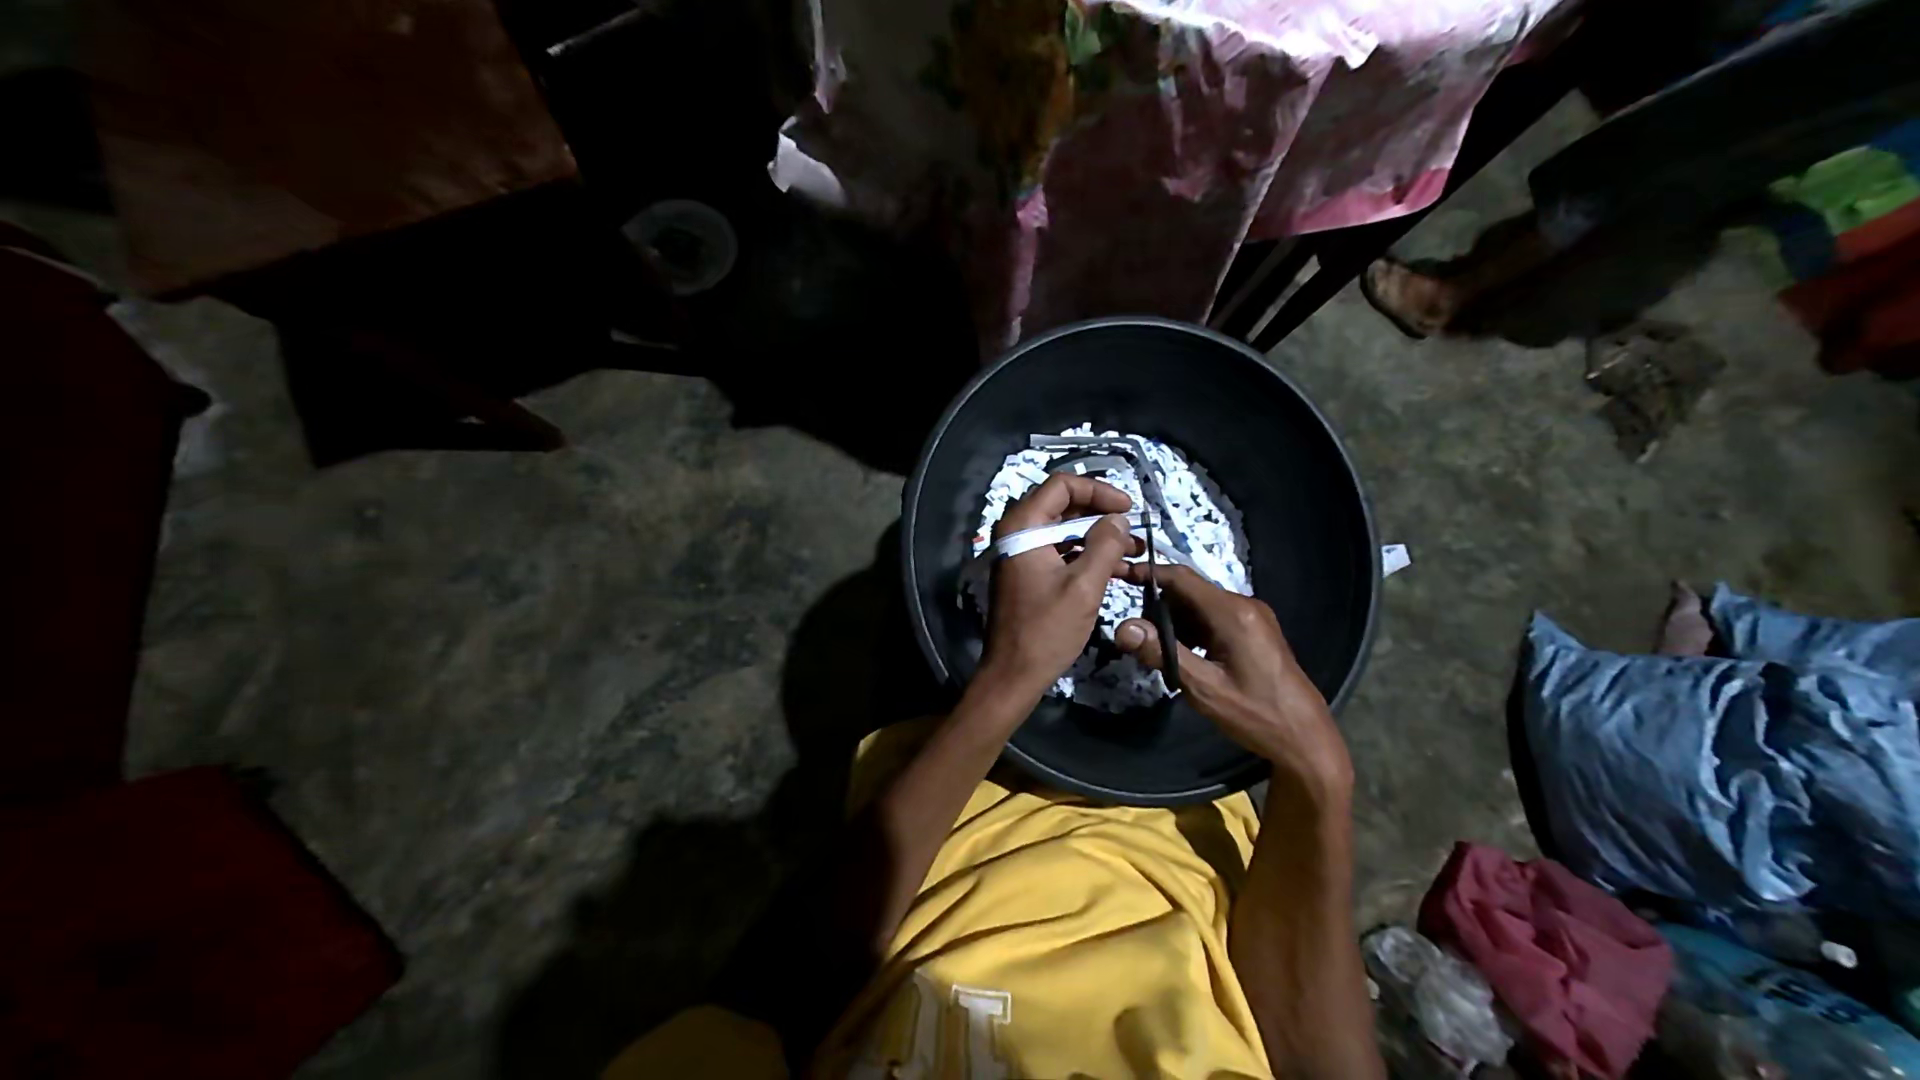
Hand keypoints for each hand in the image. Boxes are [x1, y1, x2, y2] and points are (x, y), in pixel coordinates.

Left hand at [982, 475, 1139, 696]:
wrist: (1013, 674)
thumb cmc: (1047, 630)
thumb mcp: (1084, 586)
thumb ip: (1105, 545)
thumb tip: (1120, 518)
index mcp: (1021, 527)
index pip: (1062, 485)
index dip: (1099, 490)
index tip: (1128, 508)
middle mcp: (1015, 533)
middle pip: (1063, 505)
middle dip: (1101, 514)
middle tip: (1134, 530)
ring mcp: (1019, 554)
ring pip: (1063, 530)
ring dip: (1097, 537)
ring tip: (1134, 551)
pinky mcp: (1027, 573)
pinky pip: (1059, 551)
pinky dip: (1085, 555)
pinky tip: (1115, 570)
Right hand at [1114, 564, 1352, 805]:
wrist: (1306, 739)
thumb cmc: (1256, 714)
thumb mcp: (1204, 688)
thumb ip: (1162, 653)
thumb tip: (1123, 627)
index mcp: (1233, 613)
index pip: (1182, 578)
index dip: (1148, 573)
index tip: (1119, 576)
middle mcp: (1244, 606)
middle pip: (1189, 591)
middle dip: (1158, 606)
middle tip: (1134, 632)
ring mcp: (1252, 618)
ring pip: (1200, 606)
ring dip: (1175, 622)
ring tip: (1154, 650)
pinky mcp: (1254, 631)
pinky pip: (1213, 619)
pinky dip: (1192, 631)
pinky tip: (1182, 656)